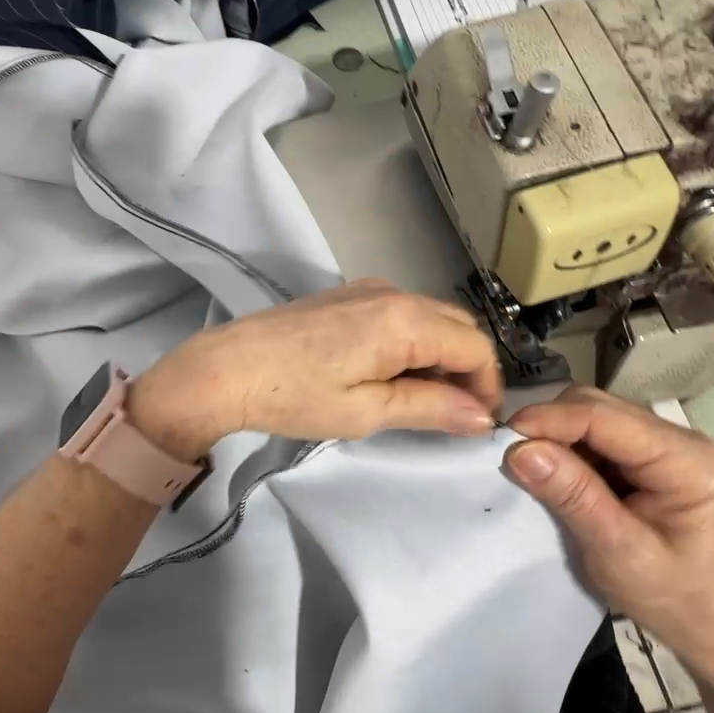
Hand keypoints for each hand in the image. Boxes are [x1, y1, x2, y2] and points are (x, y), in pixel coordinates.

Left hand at [126, 279, 502, 461]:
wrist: (226, 368)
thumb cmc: (295, 396)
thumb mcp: (366, 411)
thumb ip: (430, 407)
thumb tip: (482, 416)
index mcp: (405, 320)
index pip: (475, 347)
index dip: (487, 386)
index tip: (478, 423)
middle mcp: (393, 294)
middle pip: (457, 327)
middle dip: (467, 369)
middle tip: (453, 414)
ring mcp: (367, 289)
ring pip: (430, 319)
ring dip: (438, 356)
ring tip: (419, 400)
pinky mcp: (346, 295)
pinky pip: (399, 315)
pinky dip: (411, 343)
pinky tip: (388, 375)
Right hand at [501, 386, 713, 683]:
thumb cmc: (677, 601)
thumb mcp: (618, 553)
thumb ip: (573, 496)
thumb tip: (519, 451)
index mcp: (689, 461)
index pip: (604, 417)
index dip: (549, 420)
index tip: (502, 439)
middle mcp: (683, 441)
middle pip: (599, 408)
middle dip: (550, 426)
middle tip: (511, 458)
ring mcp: (670, 448)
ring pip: (595, 418)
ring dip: (558, 439)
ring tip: (531, 470)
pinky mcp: (654, 461)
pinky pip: (601, 439)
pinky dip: (571, 452)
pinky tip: (558, 478)